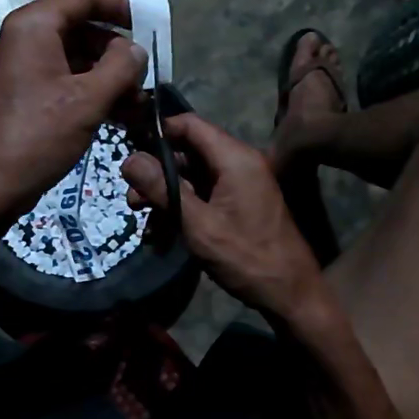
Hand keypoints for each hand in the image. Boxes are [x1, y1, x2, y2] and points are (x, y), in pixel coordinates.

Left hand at [0, 0, 148, 226]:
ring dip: (110, 76)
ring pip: (78, 57)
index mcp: (35, 26)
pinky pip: (67, 80)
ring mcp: (26, 68)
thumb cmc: (38, 136)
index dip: (121, 4)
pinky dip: (93, 92)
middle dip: (118, 51)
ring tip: (139, 105)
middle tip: (147, 78)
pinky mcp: (28, 94)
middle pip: (83, 27)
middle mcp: (27, 38)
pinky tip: (120, 116)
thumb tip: (136, 50)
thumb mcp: (88, 100)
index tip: (151, 26)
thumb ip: (120, 67)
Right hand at [122, 112, 325, 316]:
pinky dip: (181, 208)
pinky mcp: (238, 203)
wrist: (289, 294)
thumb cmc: (245, 256)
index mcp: (234, 158)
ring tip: (142, 217)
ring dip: (164, 194)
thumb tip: (128, 160)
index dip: (157, 133)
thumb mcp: (197, 223)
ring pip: (191, 176)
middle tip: (132, 199)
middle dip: (156, 173)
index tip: (129, 152)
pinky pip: (202, 195)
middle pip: (187, 152)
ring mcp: (239, 184)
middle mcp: (238, 163)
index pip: (189, 125)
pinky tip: (160, 233)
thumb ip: (162, 189)